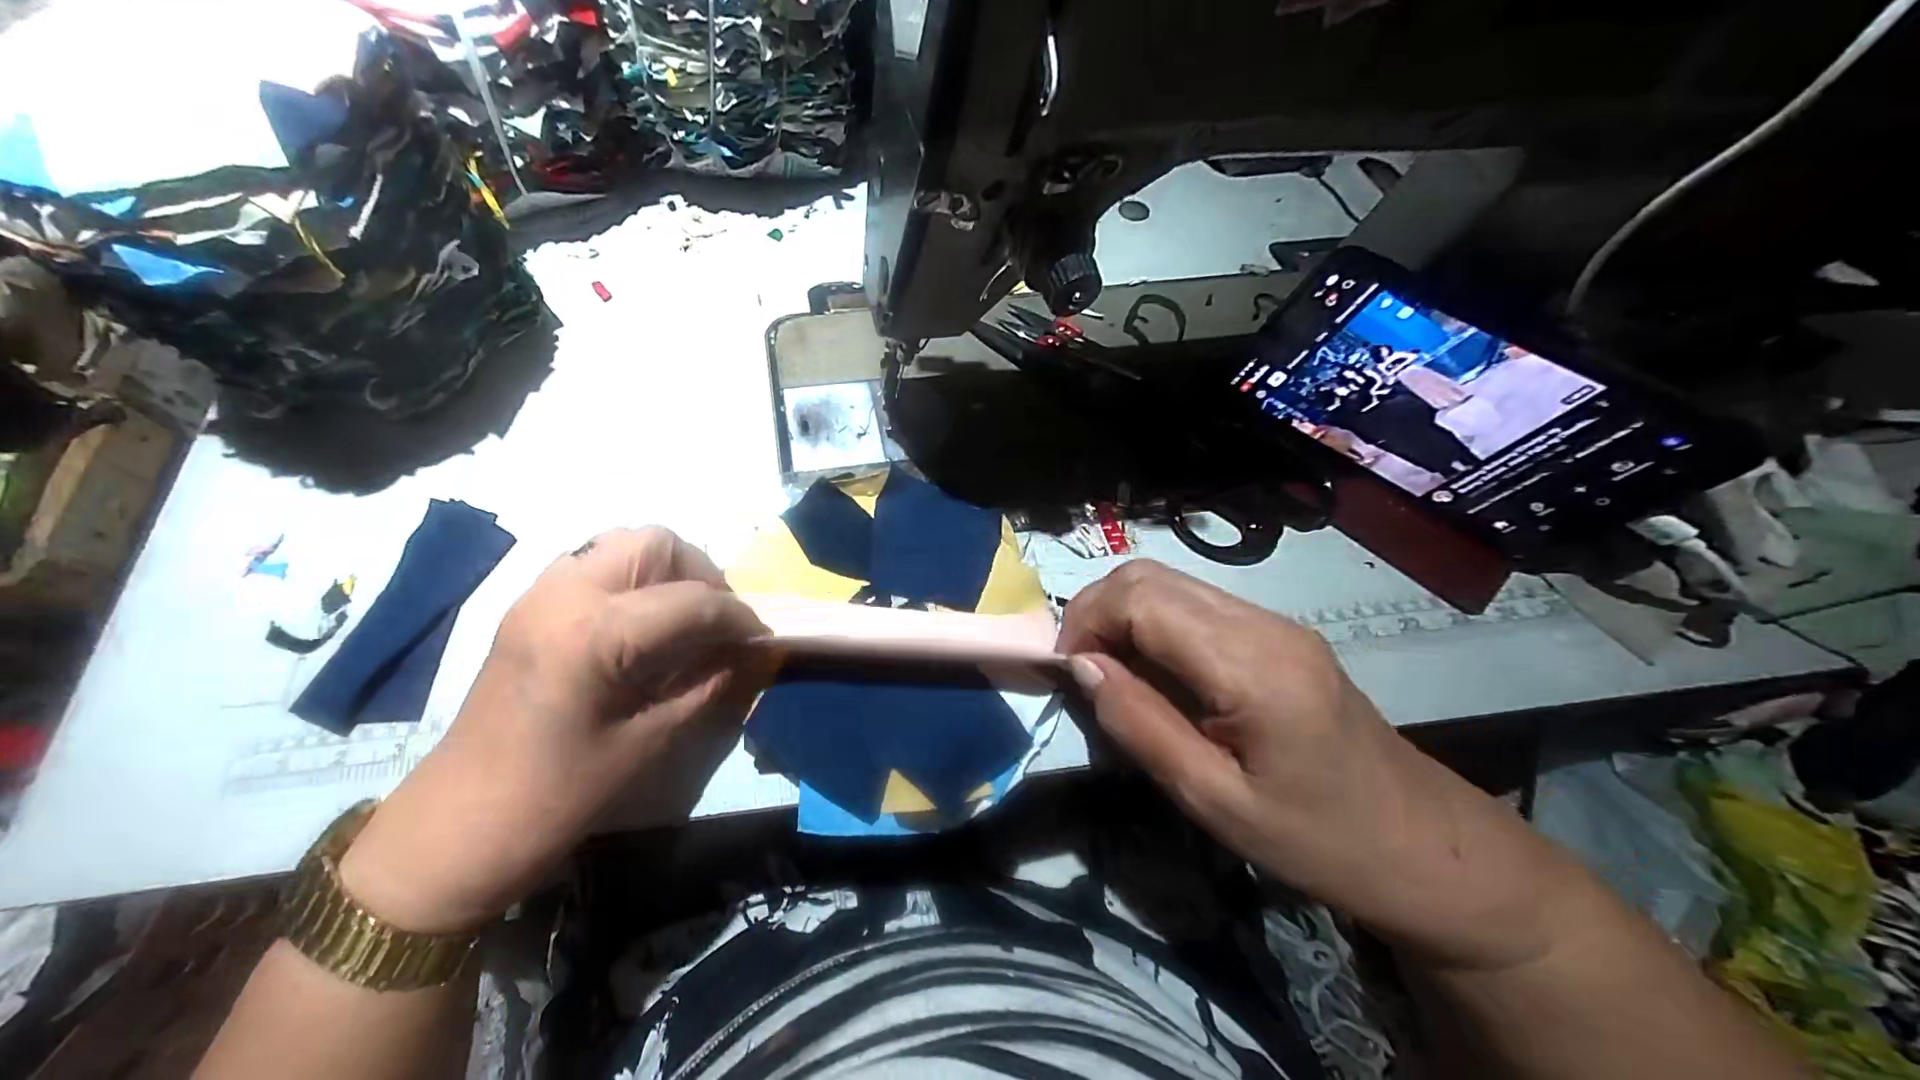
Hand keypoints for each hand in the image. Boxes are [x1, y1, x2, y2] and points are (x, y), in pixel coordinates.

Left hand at [336, 527, 770, 934]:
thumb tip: (756, 651)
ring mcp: (538, 595)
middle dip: (701, 575)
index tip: (763, 640)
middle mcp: (563, 594)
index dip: (739, 618)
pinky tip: (643, 629)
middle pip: (655, 543)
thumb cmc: (559, 796)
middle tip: (718, 624)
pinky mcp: (529, 607)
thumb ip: (712, 683)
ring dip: (666, 573)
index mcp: (593, 632)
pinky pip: (596, 567)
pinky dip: (633, 582)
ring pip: (623, 545)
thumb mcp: (651, 742)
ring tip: (684, 623)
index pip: (693, 600)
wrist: (457, 827)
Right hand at [1059, 561, 1587, 970]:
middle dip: (1097, 610)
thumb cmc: (1318, 840)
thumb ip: (1141, 725)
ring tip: (1111, 672)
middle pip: (1151, 575)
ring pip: (1171, 582)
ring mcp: (1276, 623)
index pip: (1142, 599)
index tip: (1068, 672)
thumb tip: (1082, 665)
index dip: (1087, 621)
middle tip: (1082, 670)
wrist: (1426, 845)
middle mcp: (1263, 624)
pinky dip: (1154, 623)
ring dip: (1123, 614)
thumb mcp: (1214, 801)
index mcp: (1252, 666)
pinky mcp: (1279, 634)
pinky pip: (1196, 605)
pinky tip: (1153, 672)